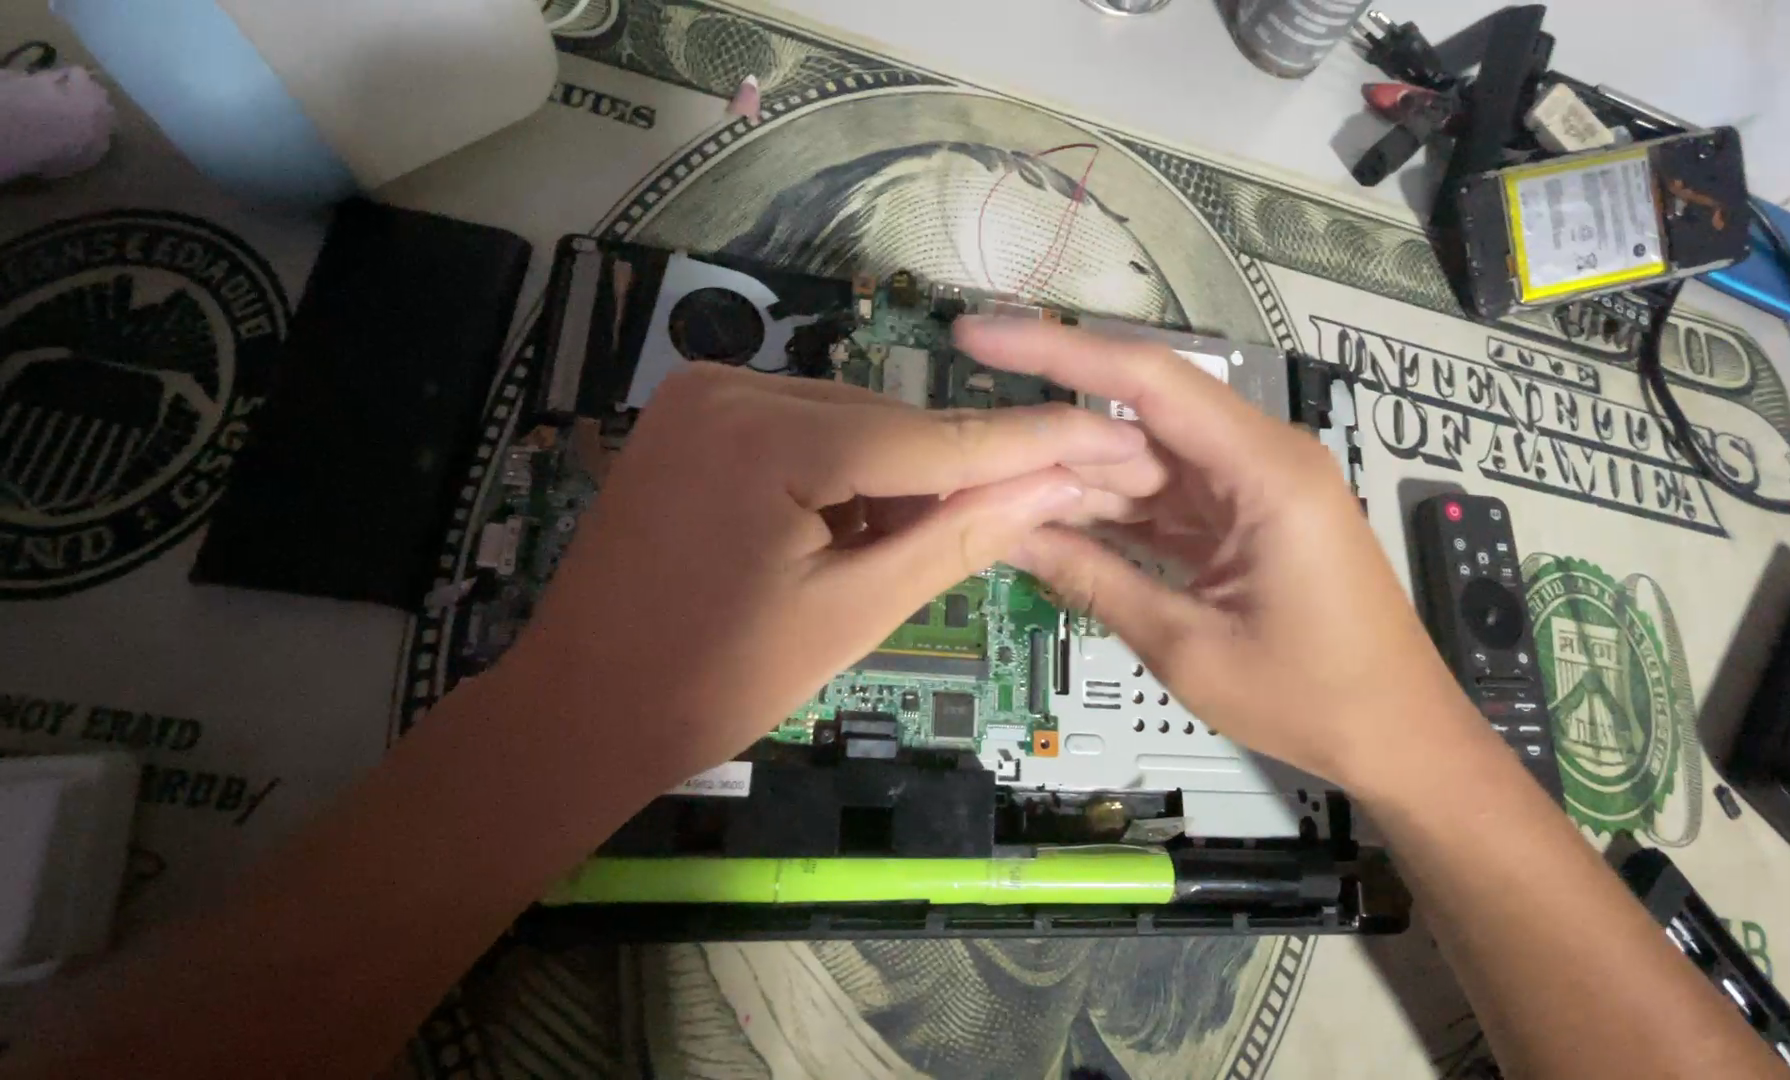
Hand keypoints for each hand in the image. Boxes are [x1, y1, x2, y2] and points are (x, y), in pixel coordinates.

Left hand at [499, 362, 1157, 783]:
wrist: (580, 712)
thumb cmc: (716, 682)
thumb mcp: (855, 612)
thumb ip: (960, 537)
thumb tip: (1058, 488)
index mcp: (772, 435)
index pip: (937, 436)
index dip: (1035, 442)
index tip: (1113, 437)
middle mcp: (735, 386)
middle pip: (894, 425)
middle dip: (961, 472)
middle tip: (1027, 512)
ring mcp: (706, 396)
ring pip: (852, 424)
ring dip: (901, 478)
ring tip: (910, 547)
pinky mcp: (693, 419)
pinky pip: (804, 431)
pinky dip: (846, 473)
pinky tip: (851, 527)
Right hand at [957, 318, 1479, 789]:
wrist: (1398, 738)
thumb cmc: (1311, 697)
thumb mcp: (1187, 646)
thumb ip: (1094, 582)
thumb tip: (1007, 535)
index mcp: (1265, 471)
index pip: (1147, 382)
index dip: (1057, 351)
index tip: (982, 336)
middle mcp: (1261, 457)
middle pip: (1139, 417)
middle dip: (1054, 428)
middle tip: (973, 439)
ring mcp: (1252, 486)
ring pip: (1144, 458)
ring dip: (1076, 473)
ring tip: (996, 480)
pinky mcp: (1243, 516)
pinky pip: (1164, 496)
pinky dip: (1112, 509)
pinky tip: (1053, 516)